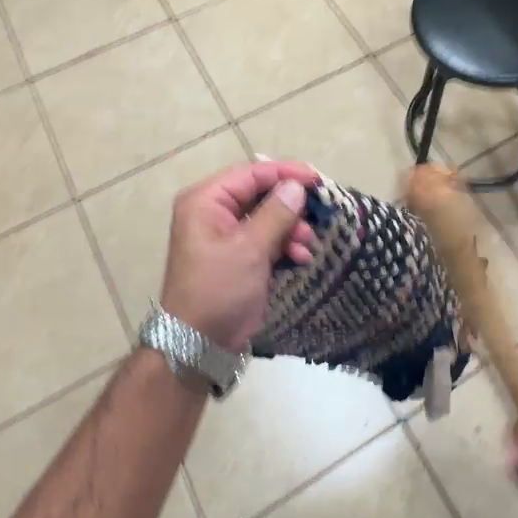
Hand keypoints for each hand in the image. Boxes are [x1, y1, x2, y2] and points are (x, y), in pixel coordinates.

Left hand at [160, 161, 319, 351]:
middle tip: (317, 214)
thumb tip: (297, 185)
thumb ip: (276, 213)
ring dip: (291, 228)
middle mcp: (213, 212)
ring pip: (267, 217)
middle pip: (260, 194)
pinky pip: (266, 238)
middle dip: (290, 206)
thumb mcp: (250, 249)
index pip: (251, 173)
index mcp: (205, 201)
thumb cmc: (218, 290)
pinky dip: (285, 244)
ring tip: (307, 244)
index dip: (286, 173)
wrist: (198, 345)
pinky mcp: (238, 257)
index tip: (318, 180)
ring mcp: (225, 236)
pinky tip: (301, 257)